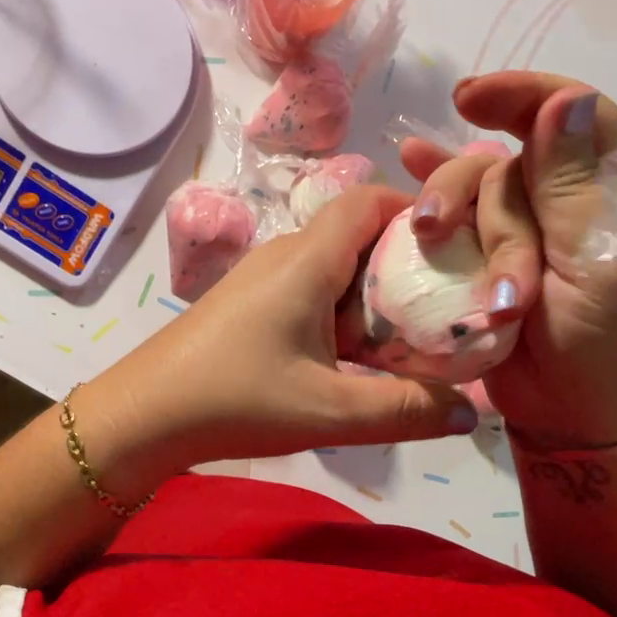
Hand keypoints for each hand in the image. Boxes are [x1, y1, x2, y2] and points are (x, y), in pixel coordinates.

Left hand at [73, 186, 479, 498]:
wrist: (143, 416)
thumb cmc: (235, 401)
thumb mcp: (329, 412)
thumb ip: (404, 411)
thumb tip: (473, 412)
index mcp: (307, 261)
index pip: (371, 201)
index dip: (419, 212)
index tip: (456, 251)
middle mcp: (284, 256)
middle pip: (357, 234)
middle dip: (405, 264)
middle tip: (444, 307)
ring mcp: (260, 281)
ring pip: (333, 268)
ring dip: (371, 297)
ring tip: (406, 342)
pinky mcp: (247, 307)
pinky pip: (308, 292)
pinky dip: (340, 314)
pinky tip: (349, 361)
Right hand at [402, 72, 616, 448]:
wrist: (569, 417)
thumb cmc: (598, 347)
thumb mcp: (592, 266)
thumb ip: (572, 187)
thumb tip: (568, 99)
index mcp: (609, 194)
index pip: (576, 117)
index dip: (525, 96)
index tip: (470, 99)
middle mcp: (563, 203)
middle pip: (506, 162)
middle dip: (473, 196)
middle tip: (439, 232)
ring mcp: (521, 233)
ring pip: (473, 191)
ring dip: (445, 204)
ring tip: (422, 229)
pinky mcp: (484, 262)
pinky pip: (457, 219)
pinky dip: (430, 194)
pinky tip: (405, 161)